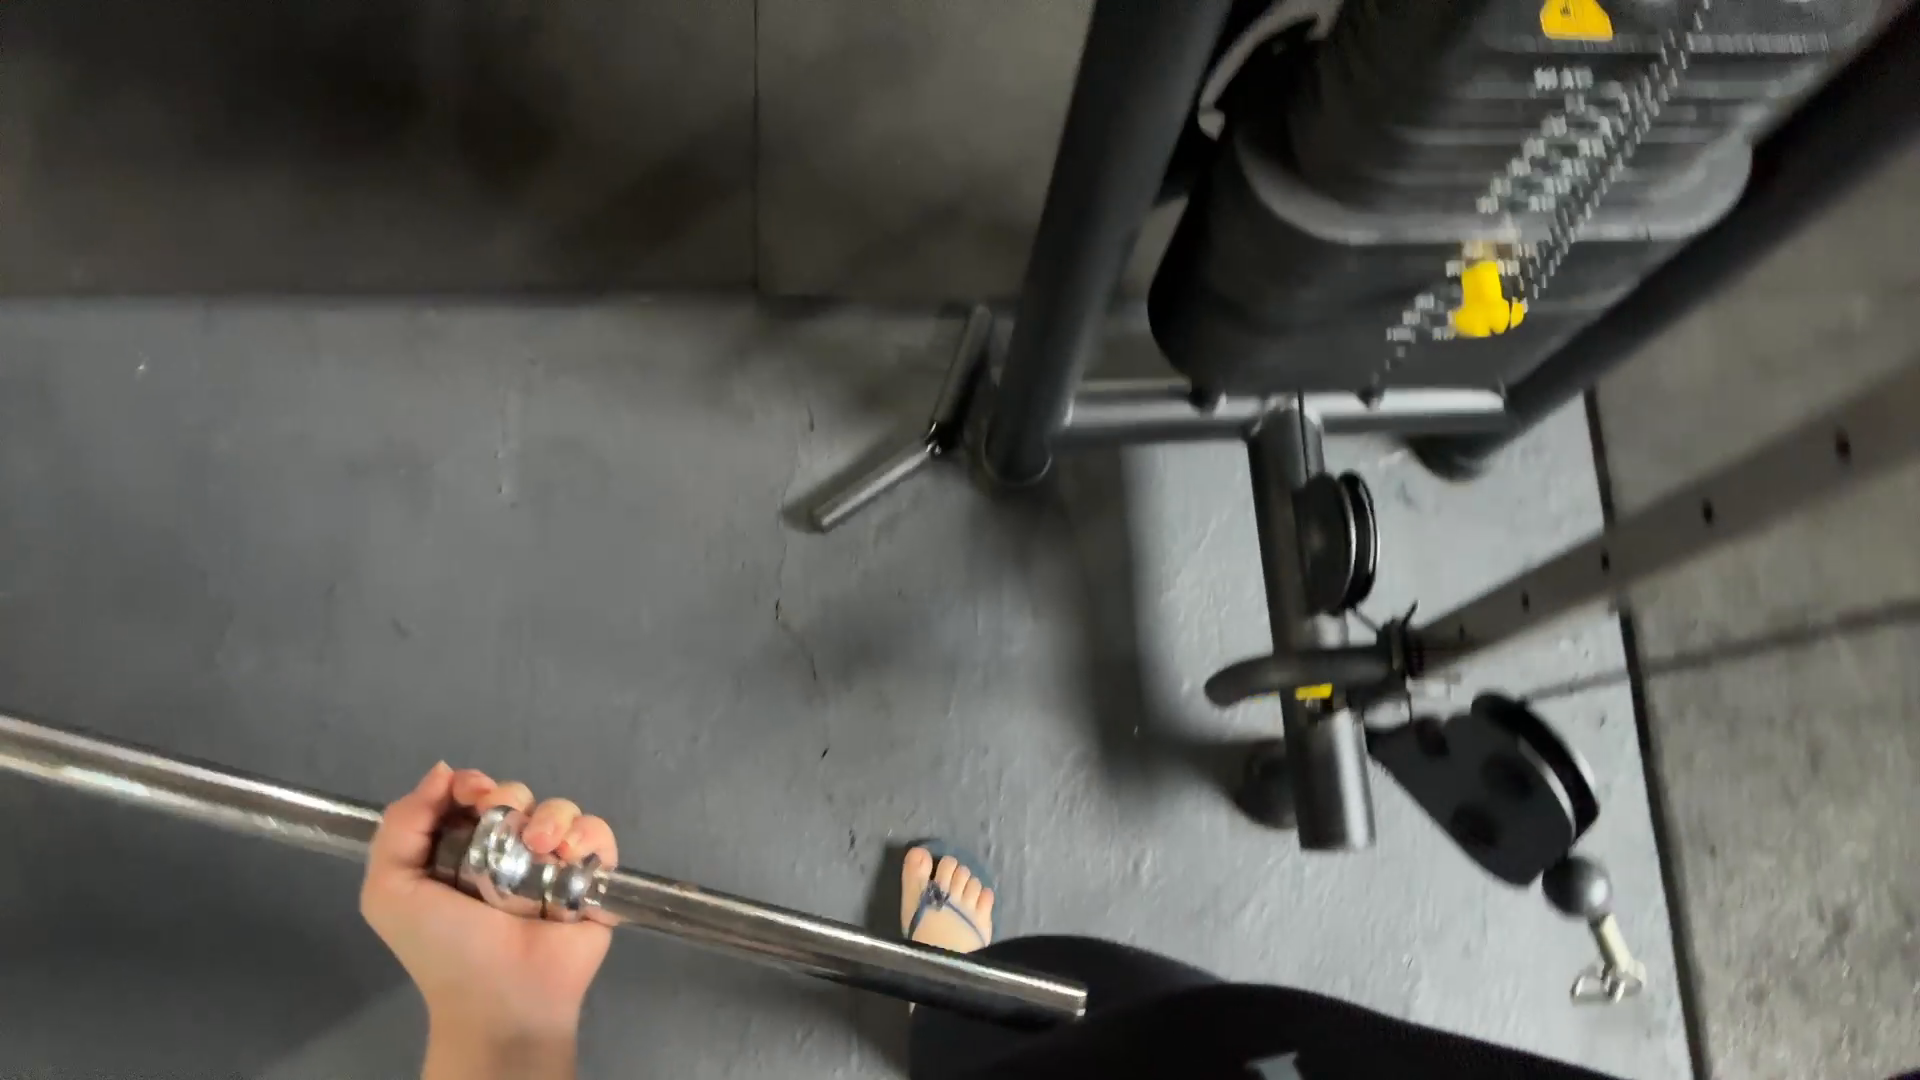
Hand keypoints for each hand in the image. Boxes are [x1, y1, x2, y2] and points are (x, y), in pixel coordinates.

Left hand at [360, 763, 619, 1044]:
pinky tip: (570, 858)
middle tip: (507, 829)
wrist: (503, 995)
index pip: (472, 794)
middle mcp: (509, 848)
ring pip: (560, 808)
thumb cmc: (444, 947)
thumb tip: (444, 771)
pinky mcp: (592, 870)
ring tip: (541, 851)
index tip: (473, 794)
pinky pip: (597, 830)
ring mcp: (553, 858)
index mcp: (462, 850)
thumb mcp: (392, 893)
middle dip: (511, 798)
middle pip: (517, 794)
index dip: (473, 784)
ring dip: (551, 819)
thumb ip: (401, 829)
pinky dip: (587, 836)